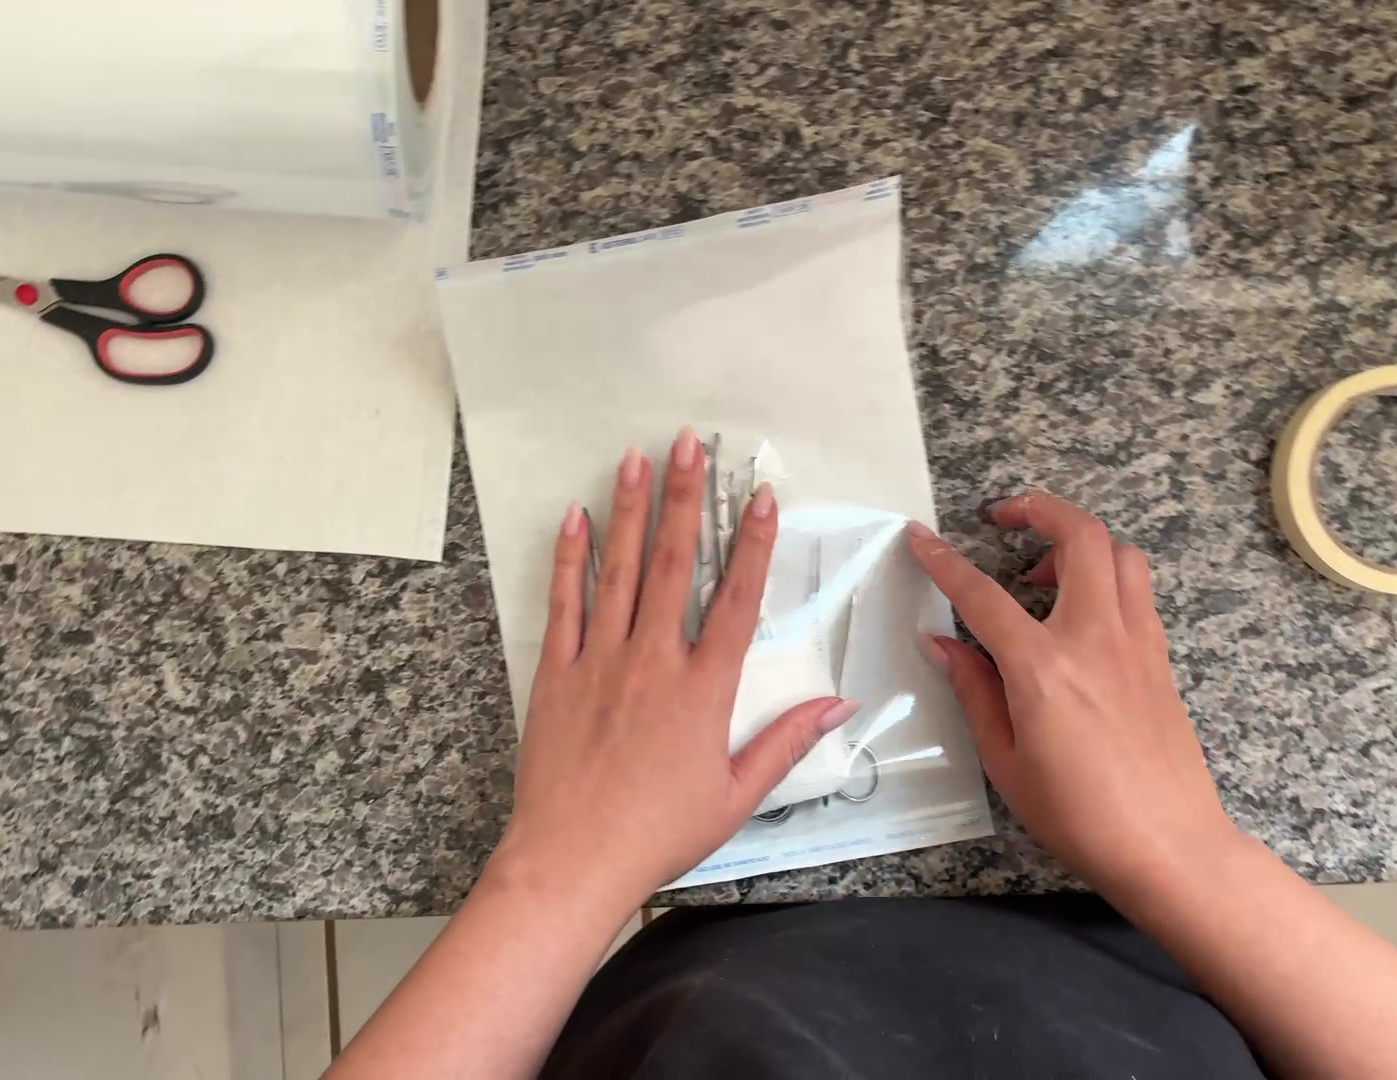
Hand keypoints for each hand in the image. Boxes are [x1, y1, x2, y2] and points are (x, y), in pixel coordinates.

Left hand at [492, 429, 859, 904]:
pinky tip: (575, 517)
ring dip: (629, 510)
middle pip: (675, 564)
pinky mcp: (556, 671)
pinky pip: (563, 603)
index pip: (737, 600)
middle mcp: (653, 659)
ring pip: (618, 571)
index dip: (753, 544)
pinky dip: (569, 558)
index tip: (761, 496)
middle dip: (685, 498)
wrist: (572, 860)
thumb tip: (840, 703)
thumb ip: (786, 741)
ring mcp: (599, 659)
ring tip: (635, 458)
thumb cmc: (658, 832)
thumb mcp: (735, 796)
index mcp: (703, 689)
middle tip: (688, 444)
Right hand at [906, 492, 1241, 902]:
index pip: (980, 595)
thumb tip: (940, 642)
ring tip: (1039, 566)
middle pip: (1082, 538)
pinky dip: (1104, 574)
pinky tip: (1074, 608)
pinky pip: (1135, 590)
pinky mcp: (1161, 658)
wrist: (1172, 849)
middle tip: (1001, 516)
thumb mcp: (1003, 758)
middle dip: (1038, 510)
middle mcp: (1095, 639)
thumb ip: (972, 688)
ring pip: (1121, 554)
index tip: (917, 535)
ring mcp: (1137, 644)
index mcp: (1043, 668)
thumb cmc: (1075, 812)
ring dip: (1078, 539)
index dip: (942, 561)